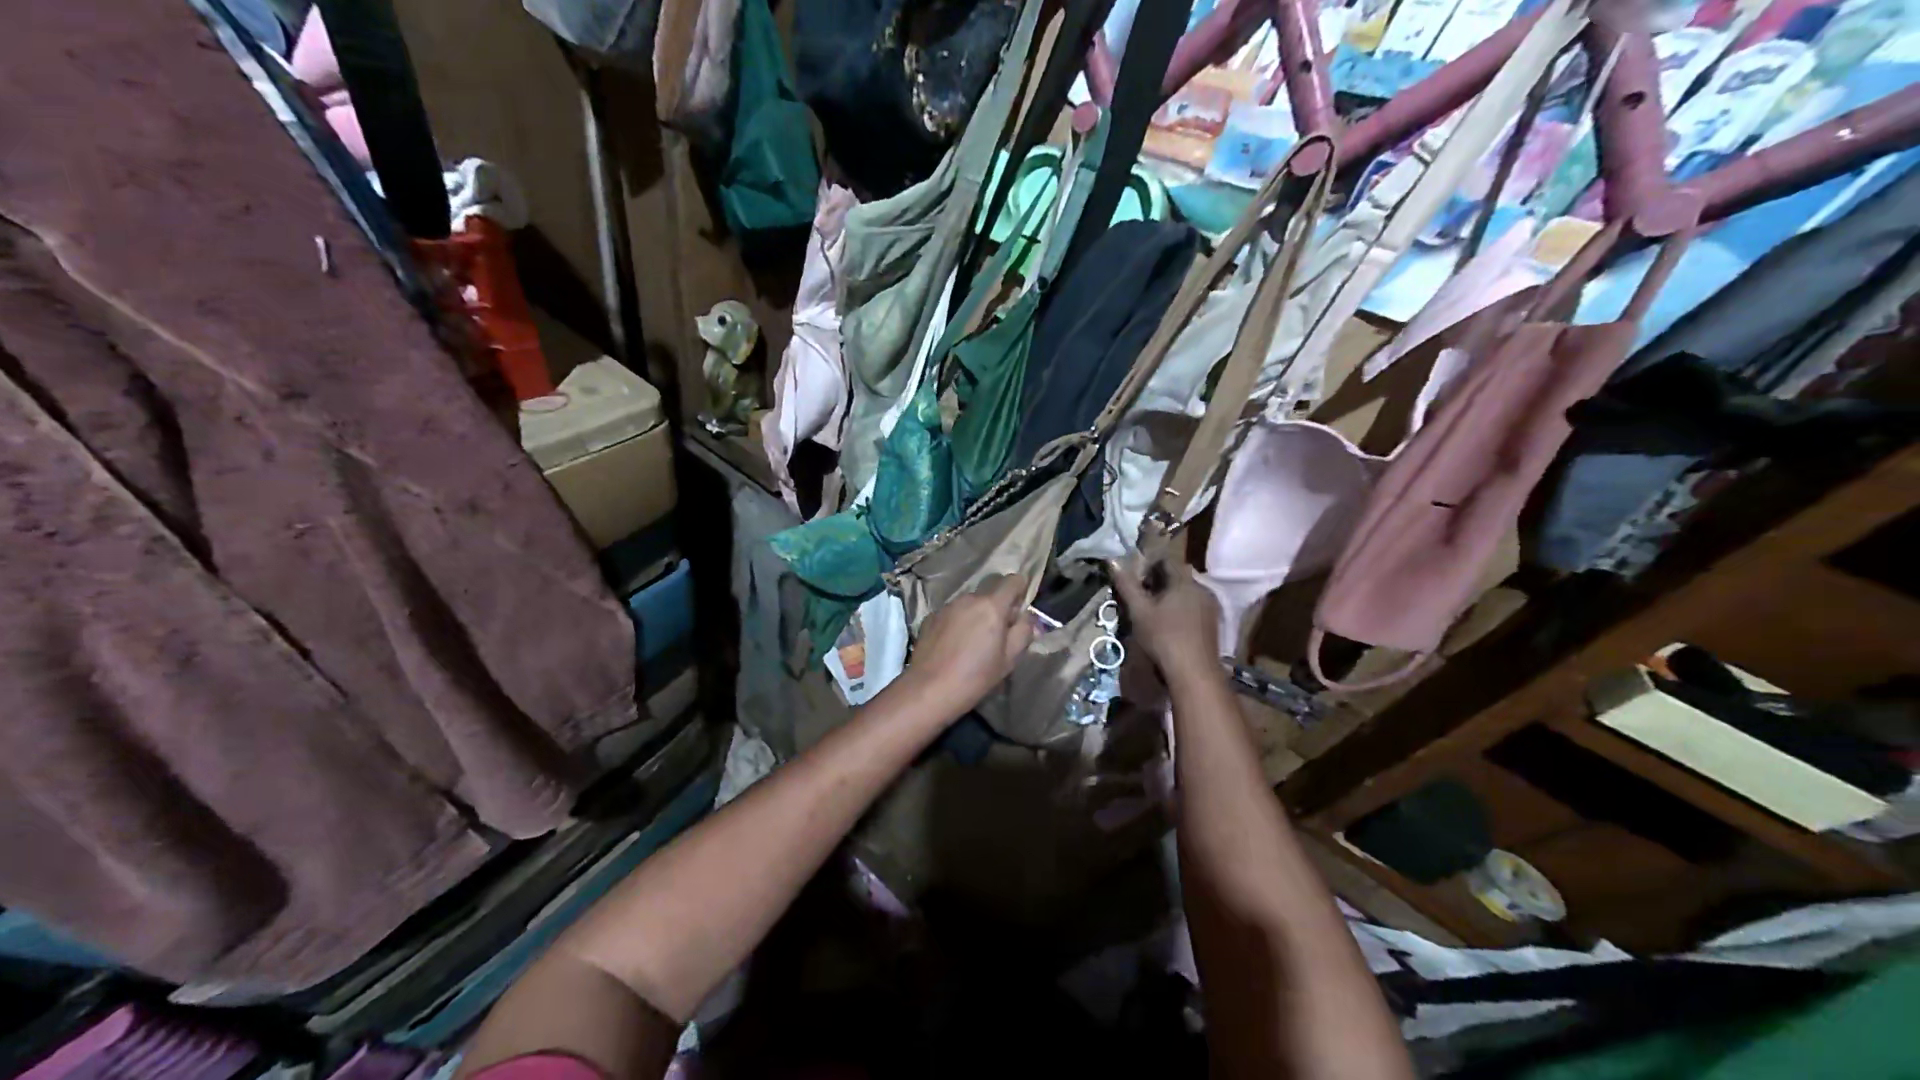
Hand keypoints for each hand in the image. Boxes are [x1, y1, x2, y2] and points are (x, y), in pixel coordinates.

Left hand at [904, 574, 1034, 718]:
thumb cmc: (976, 676)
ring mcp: (947, 607)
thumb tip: (1026, 617)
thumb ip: (1023, 632)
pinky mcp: (930, 617)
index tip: (1019, 608)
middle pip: (990, 595)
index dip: (1020, 590)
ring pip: (969, 605)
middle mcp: (968, 599)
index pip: (1012, 581)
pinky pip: (952, 614)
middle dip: (996, 610)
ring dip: (975, 616)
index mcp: (992, 606)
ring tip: (972, 643)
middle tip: (997, 636)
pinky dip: (957, 623)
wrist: (930, 689)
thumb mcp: (1009, 659)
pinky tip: (953, 646)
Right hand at [1109, 556, 1221, 687]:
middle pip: (1177, 576)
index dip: (1148, 567)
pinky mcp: (1213, 623)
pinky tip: (1169, 626)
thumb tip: (1112, 559)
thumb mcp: (1139, 610)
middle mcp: (1201, 589)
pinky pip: (1194, 607)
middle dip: (1158, 583)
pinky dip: (1180, 610)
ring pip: (1186, 592)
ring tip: (1153, 614)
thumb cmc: (1163, 637)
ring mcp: (1210, 607)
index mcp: (1184, 581)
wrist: (1194, 672)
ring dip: (1170, 597)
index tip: (1134, 582)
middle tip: (1140, 599)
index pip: (1166, 561)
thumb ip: (1126, 585)